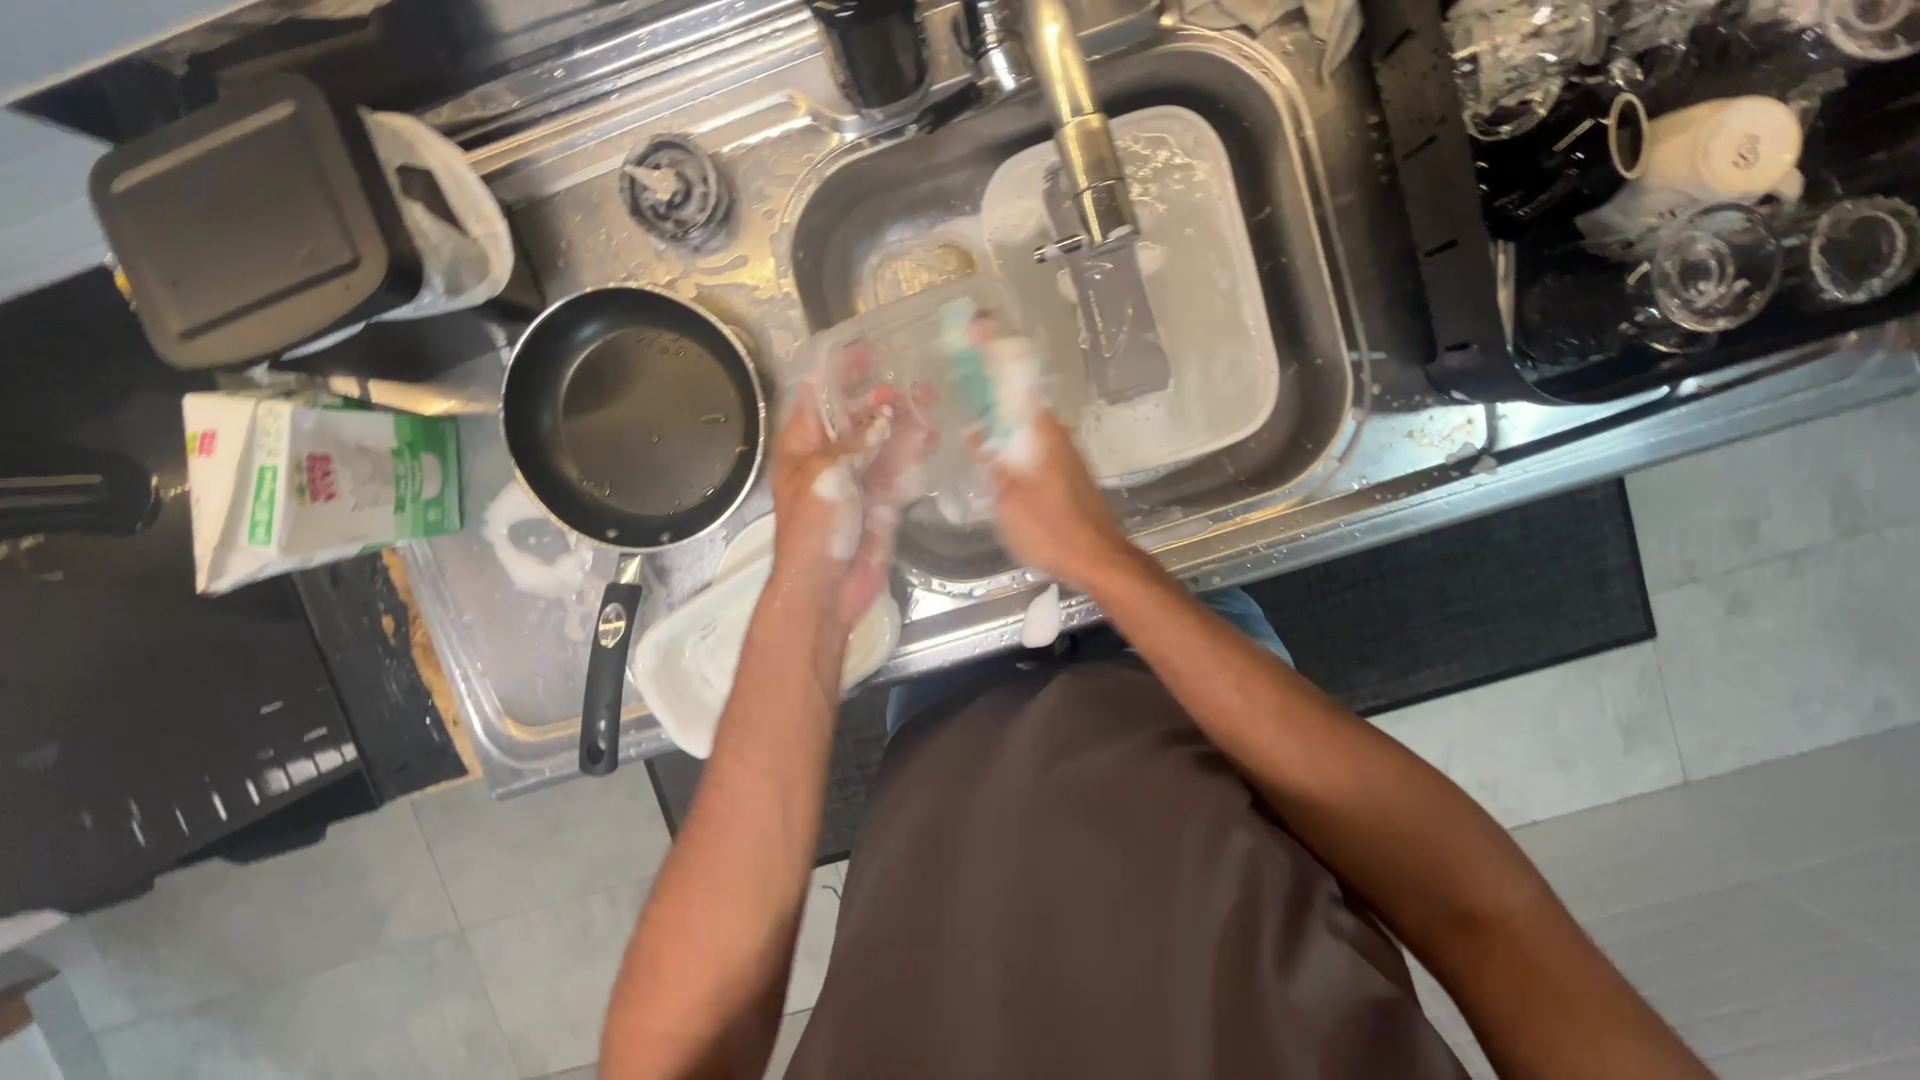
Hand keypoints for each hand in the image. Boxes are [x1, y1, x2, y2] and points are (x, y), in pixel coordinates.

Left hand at [768, 381, 934, 627]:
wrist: (825, 588)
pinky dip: (912, 455)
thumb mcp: (826, 474)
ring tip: (929, 401)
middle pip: (855, 418)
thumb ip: (856, 441)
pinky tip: (931, 438)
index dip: (839, 373)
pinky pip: (897, 471)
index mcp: (802, 446)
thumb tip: (882, 417)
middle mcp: (829, 458)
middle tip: (909, 383)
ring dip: (903, 424)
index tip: (866, 352)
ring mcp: (857, 481)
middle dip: (880, 399)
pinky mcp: (879, 503)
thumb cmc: (813, 528)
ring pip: (882, 443)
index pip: (817, 397)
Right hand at [978, 409, 1134, 590]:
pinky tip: (1018, 484)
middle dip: (1010, 425)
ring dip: (1021, 447)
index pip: (1028, 401)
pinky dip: (1032, 466)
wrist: (1096, 559)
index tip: (985, 396)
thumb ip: (994, 467)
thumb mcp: (1010, 501)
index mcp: (1048, 441)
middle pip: (1036, 422)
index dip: (1006, 395)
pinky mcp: (1080, 486)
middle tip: (983, 433)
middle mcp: (1066, 445)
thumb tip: (978, 436)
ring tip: (994, 459)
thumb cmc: (1049, 529)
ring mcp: (1076, 466)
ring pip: (1044, 444)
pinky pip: (1050, 463)